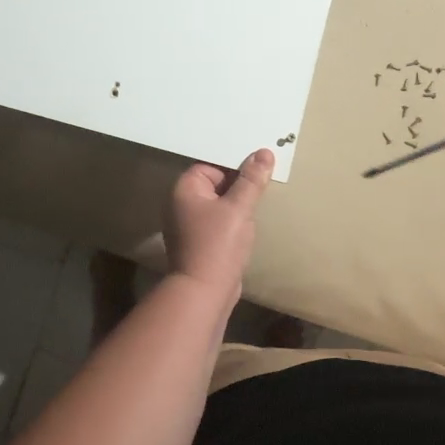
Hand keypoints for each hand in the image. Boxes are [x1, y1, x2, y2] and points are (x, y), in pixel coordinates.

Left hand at [165, 148, 273, 300]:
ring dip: (237, 204)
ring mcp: (188, 225)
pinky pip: (218, 222)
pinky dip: (233, 221)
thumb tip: (264, 152)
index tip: (258, 167)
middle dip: (238, 185)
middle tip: (263, 182)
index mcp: (184, 189)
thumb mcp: (239, 208)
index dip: (234, 165)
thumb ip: (251, 180)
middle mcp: (181, 204)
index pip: (211, 165)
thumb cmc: (218, 244)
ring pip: (218, 204)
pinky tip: (248, 225)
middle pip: (215, 184)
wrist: (205, 292)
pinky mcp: (199, 242)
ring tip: (258, 203)